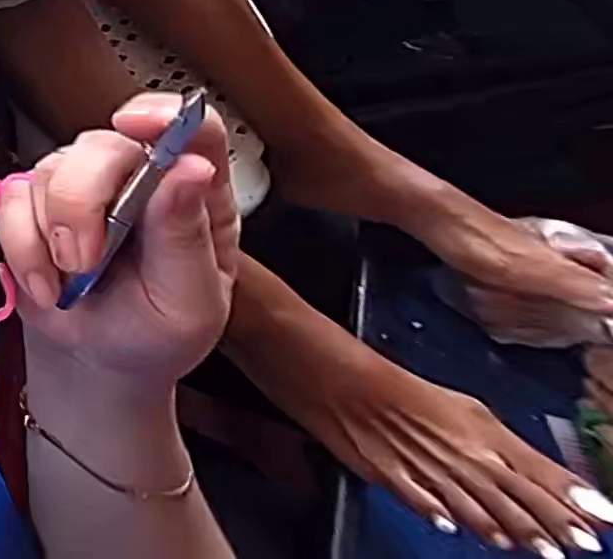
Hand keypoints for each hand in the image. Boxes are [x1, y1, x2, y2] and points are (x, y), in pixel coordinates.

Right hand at [0, 93, 239, 391]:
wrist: (91, 354)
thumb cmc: (152, 330)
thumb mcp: (188, 303)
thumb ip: (185, 238)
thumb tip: (189, 171)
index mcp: (190, 194)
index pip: (191, 129)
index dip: (164, 116)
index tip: (135, 126)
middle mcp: (130, 177)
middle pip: (101, 147)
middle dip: (79, 204)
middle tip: (81, 260)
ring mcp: (73, 183)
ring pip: (48, 172)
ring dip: (48, 236)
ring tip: (65, 281)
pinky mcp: (26, 198)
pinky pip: (9, 201)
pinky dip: (21, 247)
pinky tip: (42, 279)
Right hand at [277, 345, 611, 554]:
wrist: (315, 360)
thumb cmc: (378, 374)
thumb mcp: (454, 401)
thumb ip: (502, 442)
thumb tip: (559, 484)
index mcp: (480, 435)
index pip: (549, 484)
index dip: (581, 510)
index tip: (603, 529)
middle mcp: (460, 455)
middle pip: (520, 505)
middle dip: (550, 530)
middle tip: (568, 548)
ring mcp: (421, 466)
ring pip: (478, 512)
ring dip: (503, 531)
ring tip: (515, 544)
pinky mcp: (383, 470)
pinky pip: (421, 502)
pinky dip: (440, 515)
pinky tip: (449, 525)